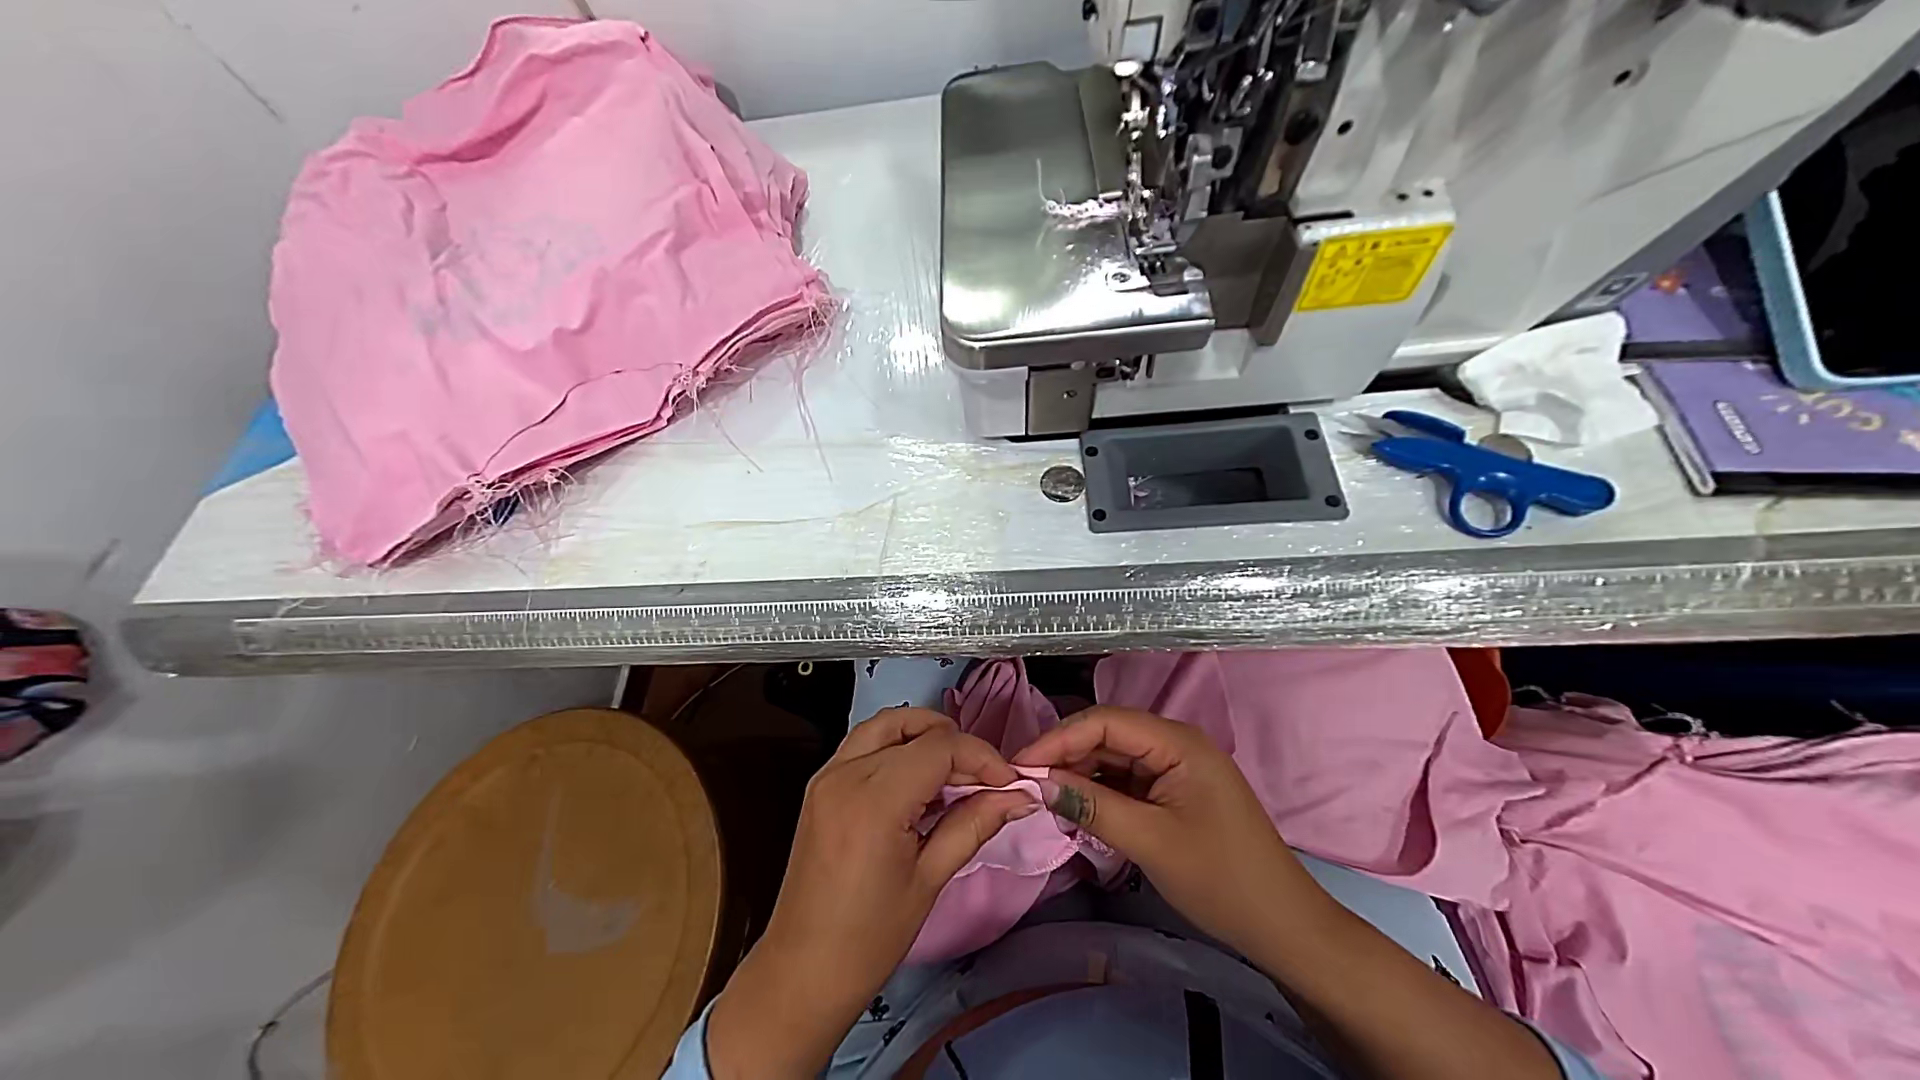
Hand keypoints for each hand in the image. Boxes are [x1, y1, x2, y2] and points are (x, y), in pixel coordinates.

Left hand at [707, 708, 1034, 1079]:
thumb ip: (975, 824)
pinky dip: (897, 746)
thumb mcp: (930, 879)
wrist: (802, 971)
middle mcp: (846, 773)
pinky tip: (918, 782)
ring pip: (886, 724)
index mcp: (875, 799)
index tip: (1009, 782)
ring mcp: (827, 775)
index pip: (940, 746)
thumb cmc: (869, 938)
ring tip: (954, 773)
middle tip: (984, 780)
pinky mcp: (819, 785)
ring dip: (925, 736)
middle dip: (957, 745)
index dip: (982, 756)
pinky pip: (864, 743)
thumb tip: (1018, 797)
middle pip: (915, 727)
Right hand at [1013, 706, 1332, 954]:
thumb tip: (1039, 783)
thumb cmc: (1221, 879)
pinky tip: (1075, 806)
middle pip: (1107, 735)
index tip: (1020, 764)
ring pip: (1113, 758)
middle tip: (1024, 782)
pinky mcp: (1173, 791)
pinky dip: (1098, 792)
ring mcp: (1175, 767)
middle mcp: (1176, 744)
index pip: (1105, 721)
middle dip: (1065, 755)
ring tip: (1042, 796)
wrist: (1281, 925)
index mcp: (1178, 742)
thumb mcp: (1150, 841)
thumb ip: (1092, 806)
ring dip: (1079, 774)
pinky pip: (1125, 780)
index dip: (1058, 738)